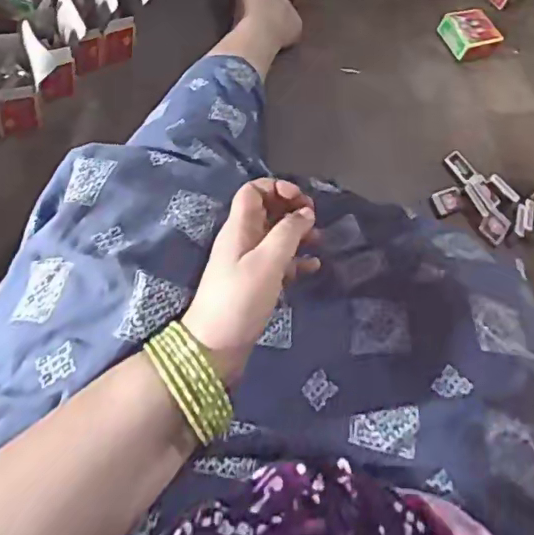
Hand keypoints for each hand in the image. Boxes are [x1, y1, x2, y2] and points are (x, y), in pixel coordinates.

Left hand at [181, 179, 318, 384]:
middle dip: (292, 209)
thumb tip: (305, 212)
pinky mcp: (254, 282)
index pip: (253, 190)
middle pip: (267, 210)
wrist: (214, 347)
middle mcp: (242, 238)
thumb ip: (288, 232)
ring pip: (275, 235)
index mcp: (239, 227)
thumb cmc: (240, 298)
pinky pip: (278, 260)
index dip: (277, 187)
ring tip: (319, 242)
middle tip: (314, 220)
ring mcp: (247, 261)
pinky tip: (313, 267)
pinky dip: (295, 259)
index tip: (301, 200)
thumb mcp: (268, 261)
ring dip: (297, 234)